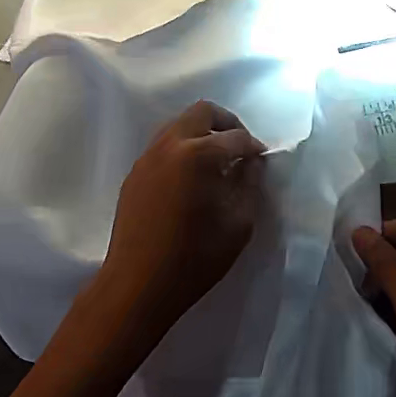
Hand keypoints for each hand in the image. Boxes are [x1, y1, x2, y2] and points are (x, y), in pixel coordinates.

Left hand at [98, 101, 267, 339]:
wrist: (138, 284)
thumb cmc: (195, 258)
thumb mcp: (238, 224)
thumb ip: (250, 185)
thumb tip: (251, 162)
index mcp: (199, 154)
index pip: (235, 136)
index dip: (253, 146)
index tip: (261, 160)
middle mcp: (170, 145)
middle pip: (202, 113)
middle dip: (226, 123)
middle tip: (239, 147)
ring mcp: (147, 157)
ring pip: (178, 125)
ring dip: (201, 133)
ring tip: (215, 162)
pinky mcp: (134, 173)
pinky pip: (162, 146)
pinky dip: (181, 149)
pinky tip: (190, 178)